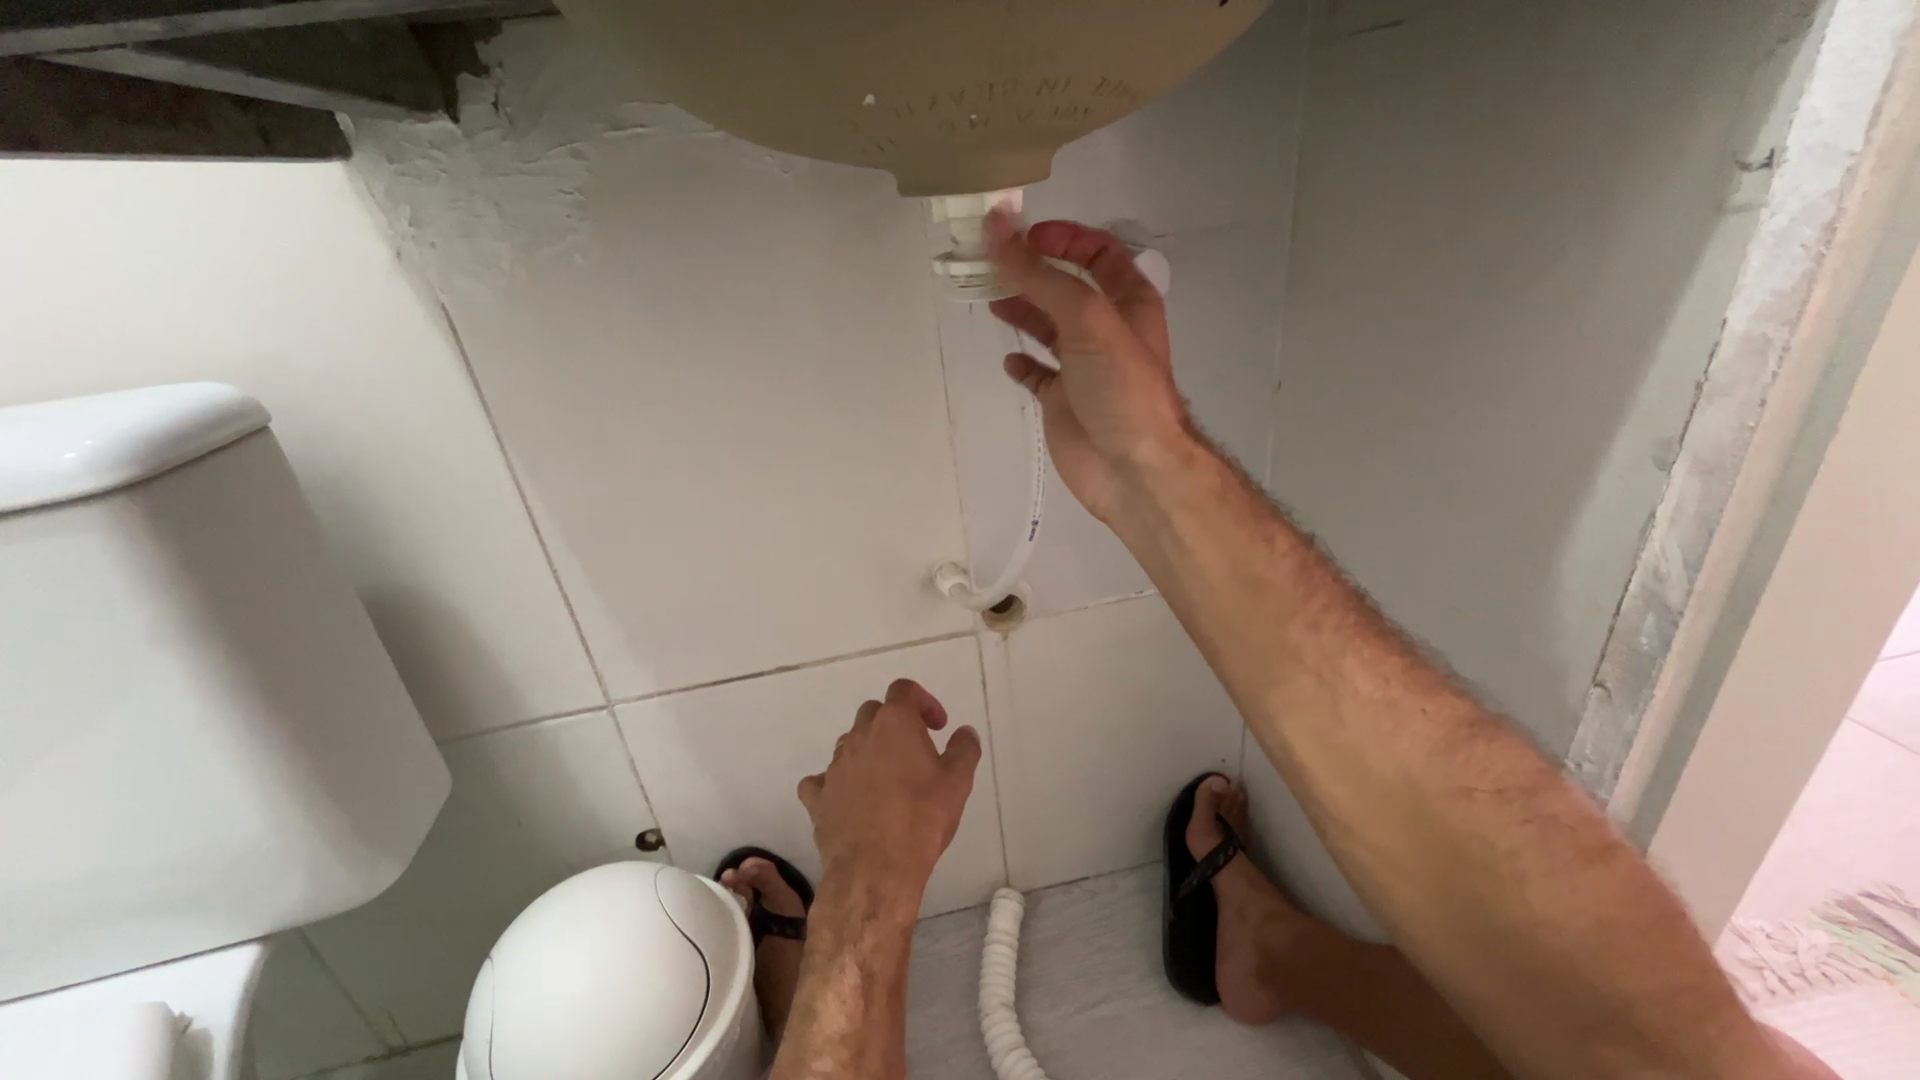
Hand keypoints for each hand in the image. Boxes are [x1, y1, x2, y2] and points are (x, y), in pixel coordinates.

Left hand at [798, 679, 981, 916]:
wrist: (875, 870)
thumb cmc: (922, 819)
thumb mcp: (958, 783)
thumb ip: (964, 749)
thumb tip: (965, 732)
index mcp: (894, 724)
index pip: (904, 690)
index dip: (923, 701)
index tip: (938, 726)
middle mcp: (859, 736)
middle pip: (874, 713)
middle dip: (895, 724)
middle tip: (916, 751)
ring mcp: (834, 766)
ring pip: (849, 744)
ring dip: (869, 752)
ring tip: (888, 781)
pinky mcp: (817, 797)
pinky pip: (823, 780)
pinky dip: (837, 784)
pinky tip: (851, 800)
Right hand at [986, 210, 1193, 523]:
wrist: (1132, 468)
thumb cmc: (1120, 386)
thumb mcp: (1086, 318)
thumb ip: (1040, 276)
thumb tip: (997, 229)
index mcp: (1128, 301)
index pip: (1098, 253)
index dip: (1064, 239)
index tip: (1023, 237)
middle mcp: (1106, 329)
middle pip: (1066, 287)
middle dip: (1031, 273)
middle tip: (989, 265)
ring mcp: (1084, 367)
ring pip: (1048, 327)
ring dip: (1021, 311)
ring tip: (990, 300)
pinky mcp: (1064, 401)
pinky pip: (1038, 374)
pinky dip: (1022, 363)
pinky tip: (1008, 361)